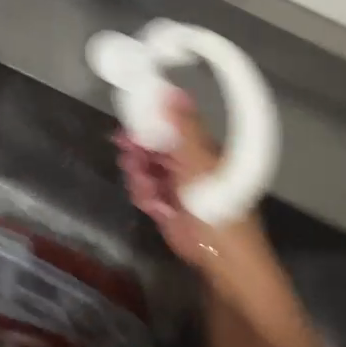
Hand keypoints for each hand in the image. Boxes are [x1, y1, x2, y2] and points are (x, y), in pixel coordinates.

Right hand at [118, 91, 290, 311]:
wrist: (220, 256)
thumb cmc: (217, 204)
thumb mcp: (198, 160)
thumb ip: (182, 128)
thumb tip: (173, 90)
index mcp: (203, 151)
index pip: (172, 128)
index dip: (151, 122)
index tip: (132, 120)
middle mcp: (189, 166)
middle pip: (154, 148)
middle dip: (139, 150)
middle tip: (126, 150)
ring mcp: (176, 188)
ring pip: (145, 170)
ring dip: (140, 175)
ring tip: (145, 188)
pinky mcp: (165, 208)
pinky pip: (144, 192)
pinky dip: (144, 196)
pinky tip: (152, 205)